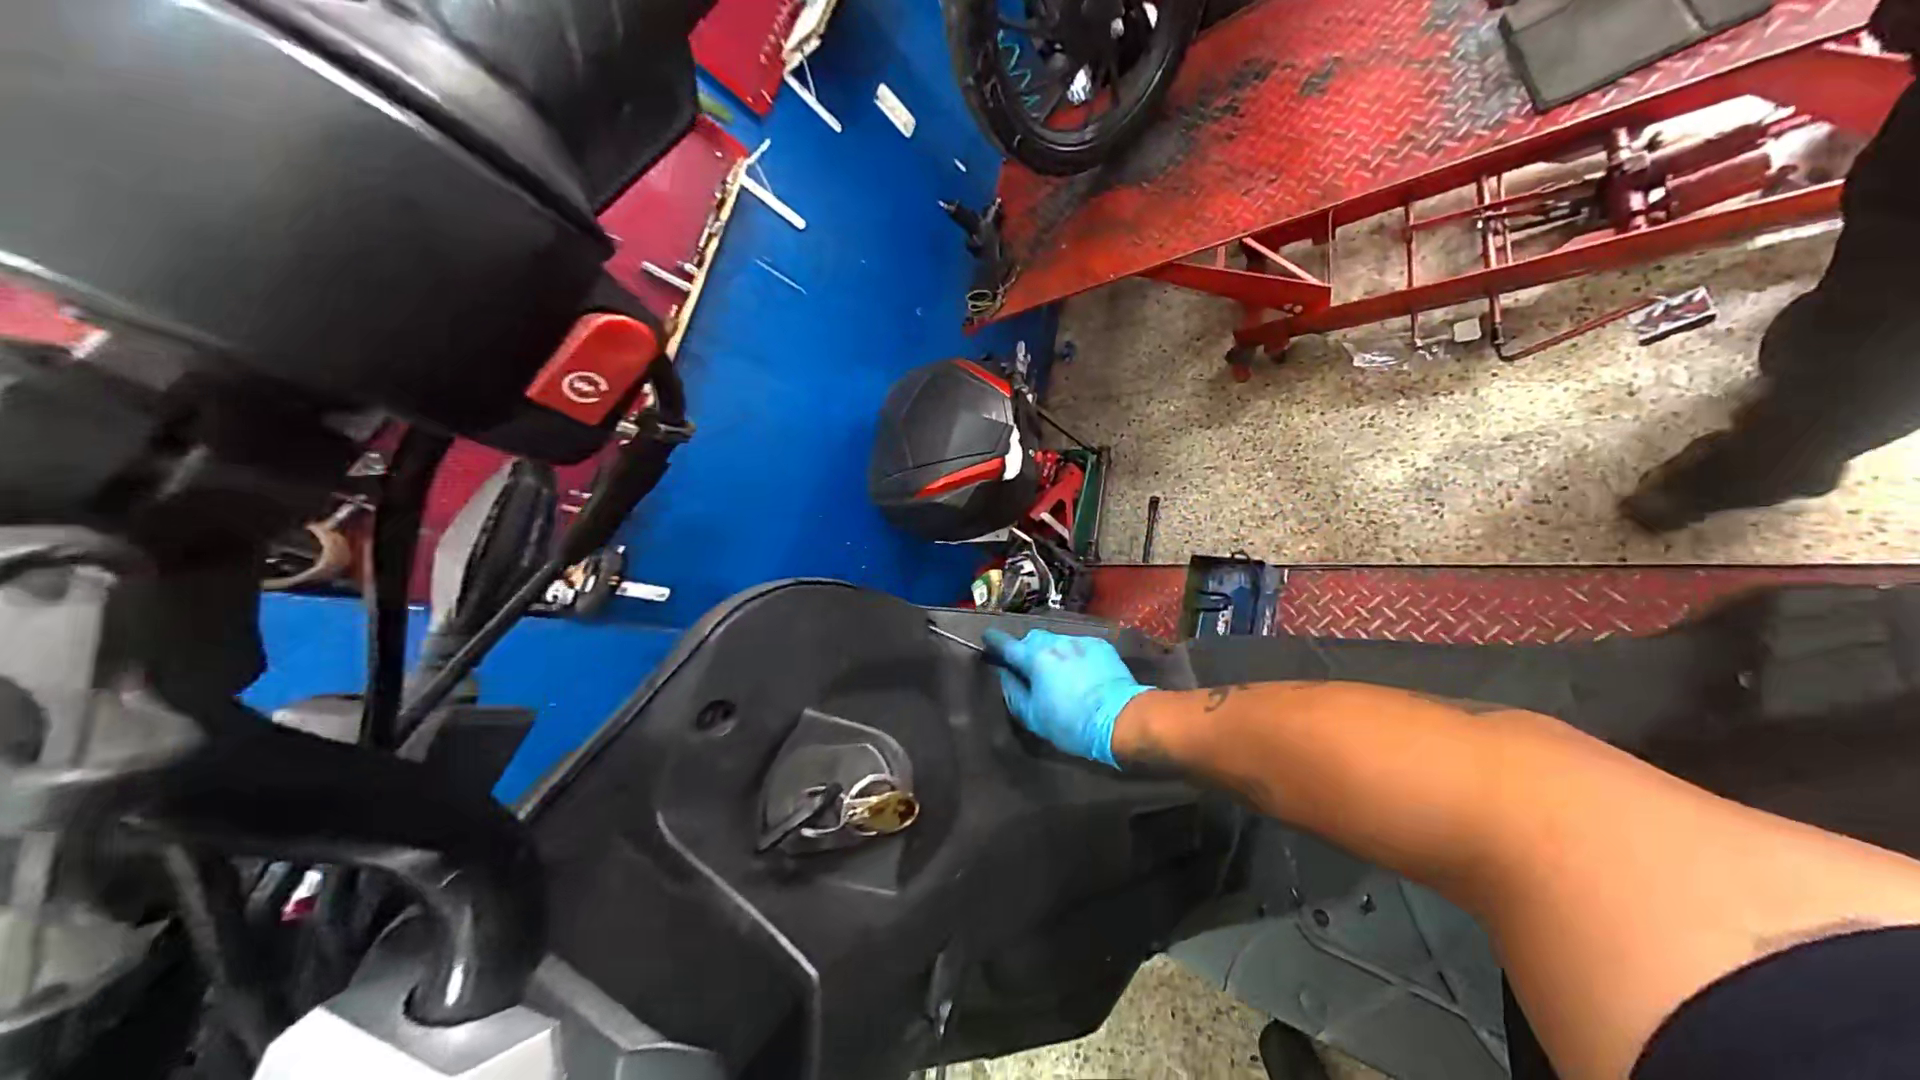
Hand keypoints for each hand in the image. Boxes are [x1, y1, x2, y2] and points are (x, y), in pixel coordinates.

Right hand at [980, 628, 1153, 766]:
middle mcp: (1056, 642)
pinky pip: (1079, 646)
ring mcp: (1080, 641)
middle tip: (1030, 668)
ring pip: (1058, 641)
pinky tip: (1082, 673)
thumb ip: (1014, 692)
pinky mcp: (1101, 645)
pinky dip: (1074, 655)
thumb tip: (1005, 675)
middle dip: (1027, 649)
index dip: (994, 640)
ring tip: (1059, 673)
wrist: (1121, 719)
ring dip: (1053, 652)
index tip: (988, 639)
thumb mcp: (1033, 716)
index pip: (1006, 643)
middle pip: (1033, 638)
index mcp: (1034, 658)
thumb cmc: (1072, 723)